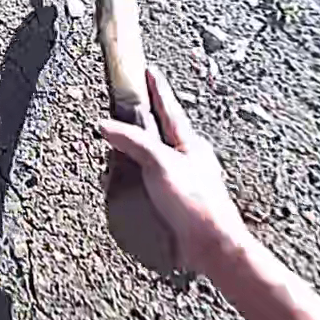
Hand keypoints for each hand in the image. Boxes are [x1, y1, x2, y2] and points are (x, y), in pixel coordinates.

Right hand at [98, 67, 251, 274]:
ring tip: (119, 154)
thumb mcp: (160, 163)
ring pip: (153, 155)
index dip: (157, 87)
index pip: (168, 106)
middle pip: (159, 130)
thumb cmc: (196, 204)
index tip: (148, 70)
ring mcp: (182, 178)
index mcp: (188, 142)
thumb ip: (132, 141)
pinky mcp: (175, 200)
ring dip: (136, 153)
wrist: (215, 249)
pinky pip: (151, 179)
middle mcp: (187, 157)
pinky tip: (128, 185)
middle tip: (125, 109)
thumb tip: (104, 125)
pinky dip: (136, 177)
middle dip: (142, 120)